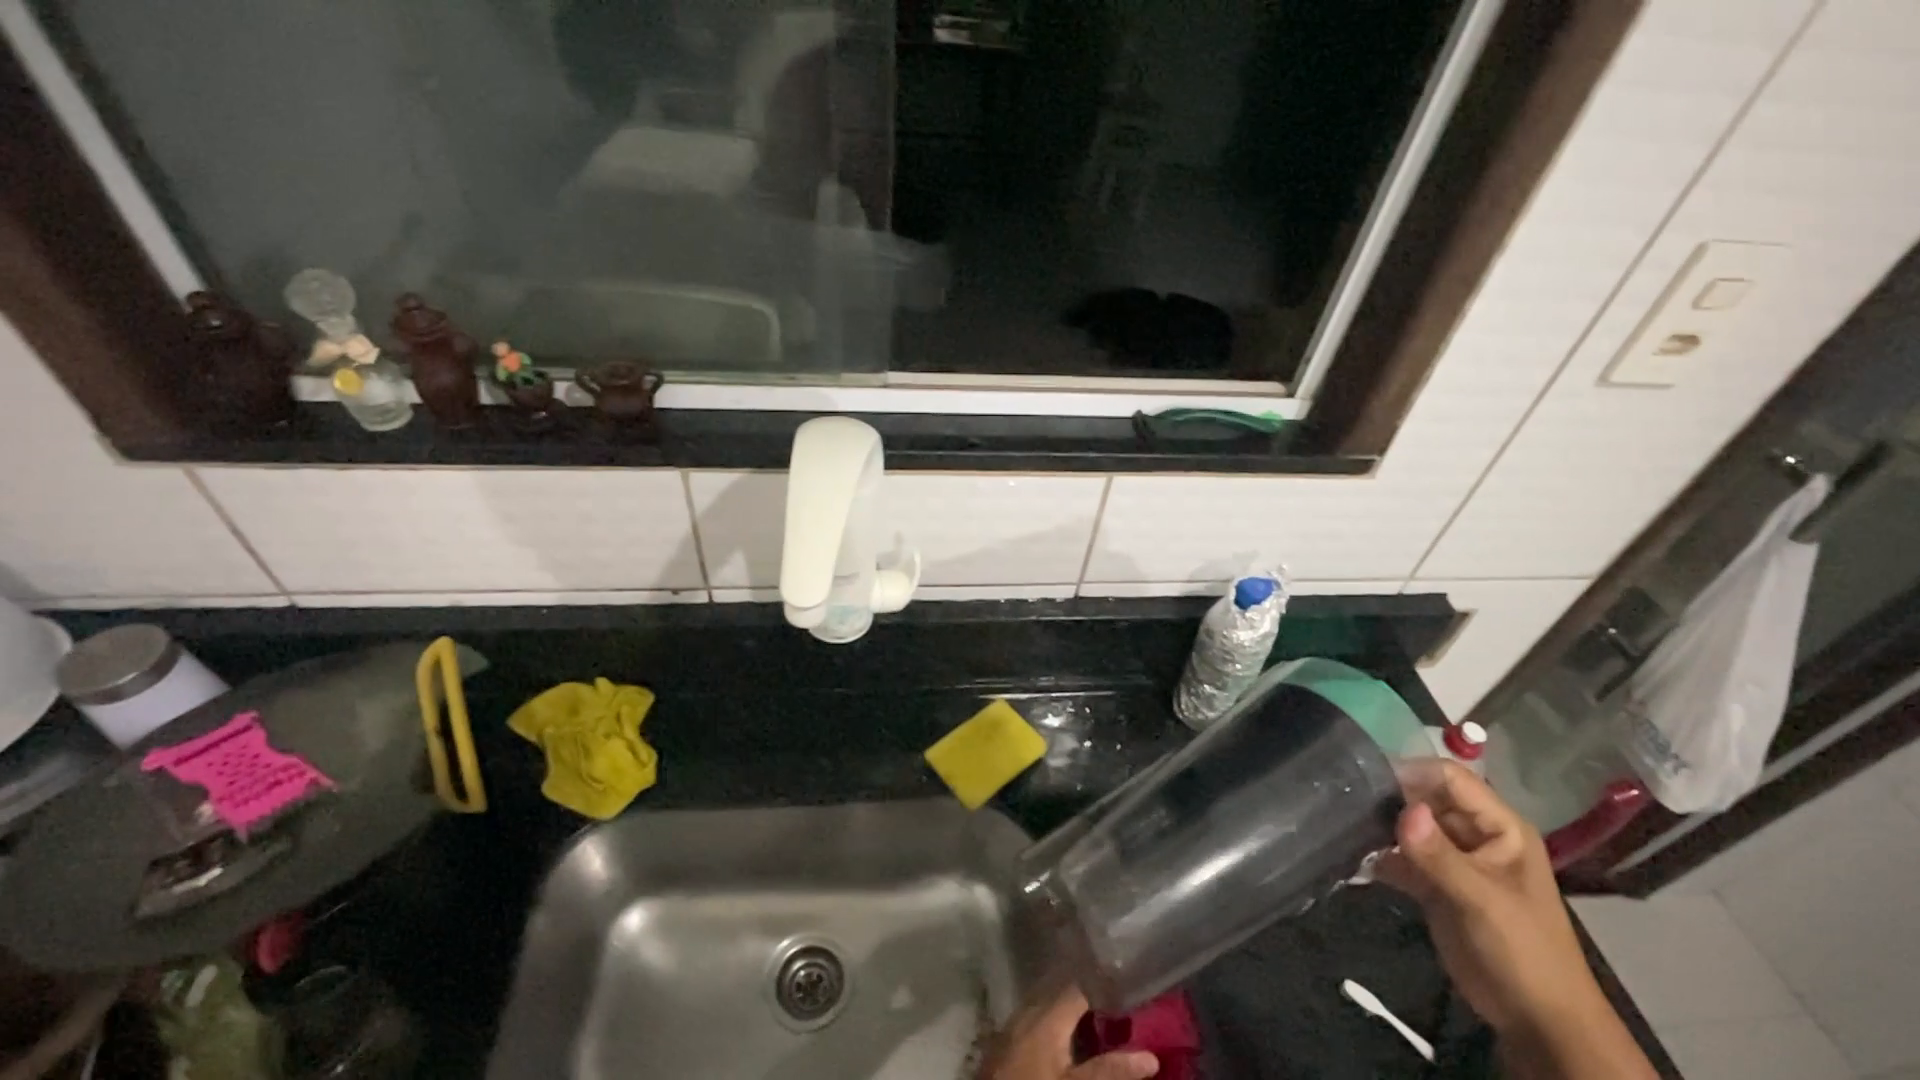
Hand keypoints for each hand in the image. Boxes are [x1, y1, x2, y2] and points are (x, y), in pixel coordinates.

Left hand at [977, 982, 1158, 1079]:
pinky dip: (1053, 1020)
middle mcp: (1029, 1011)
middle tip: (1117, 1001)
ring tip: (1096, 1017)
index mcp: (1047, 1016)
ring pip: (1047, 1004)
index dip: (1104, 982)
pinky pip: (1034, 1017)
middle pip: (1062, 991)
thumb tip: (1151, 1057)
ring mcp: (1013, 1024)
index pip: (1080, 985)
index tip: (1127, 981)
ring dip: (1069, 1007)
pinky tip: (1064, 1036)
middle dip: (1088, 993)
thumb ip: (1109, 1071)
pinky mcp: (1004, 1040)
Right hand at [1377, 760, 1655, 1079]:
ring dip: (1381, 828)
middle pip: (1427, 799)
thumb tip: (1404, 810)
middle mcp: (1475, 836)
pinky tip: (1352, 858)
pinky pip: (1403, 859)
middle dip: (1391, 798)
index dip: (1414, 774)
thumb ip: (1440, 856)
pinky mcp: (1436, 886)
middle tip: (1345, 800)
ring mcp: (1455, 861)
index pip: (1452, 779)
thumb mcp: (1482, 901)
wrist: (1536, 1018)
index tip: (1367, 778)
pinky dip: (1380, 858)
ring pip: (1412, 828)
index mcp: (1499, 827)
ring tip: (1342, 826)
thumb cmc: (1523, 950)